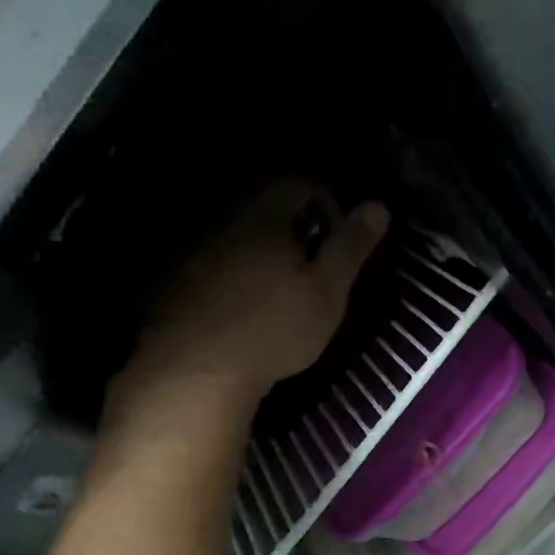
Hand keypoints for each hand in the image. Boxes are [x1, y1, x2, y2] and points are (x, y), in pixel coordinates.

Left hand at [130, 178, 388, 402]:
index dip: (328, 204)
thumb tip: (378, 206)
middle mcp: (226, 221)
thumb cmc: (275, 328)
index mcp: (265, 215)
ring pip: (239, 236)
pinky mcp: (176, 281)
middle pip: (266, 206)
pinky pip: (213, 263)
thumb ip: (351, 245)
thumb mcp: (328, 290)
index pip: (300, 183)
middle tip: (313, 270)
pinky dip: (234, 276)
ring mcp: (195, 250)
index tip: (338, 243)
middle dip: (295, 230)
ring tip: (280, 293)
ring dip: (263, 253)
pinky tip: (243, 311)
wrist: (198, 371)